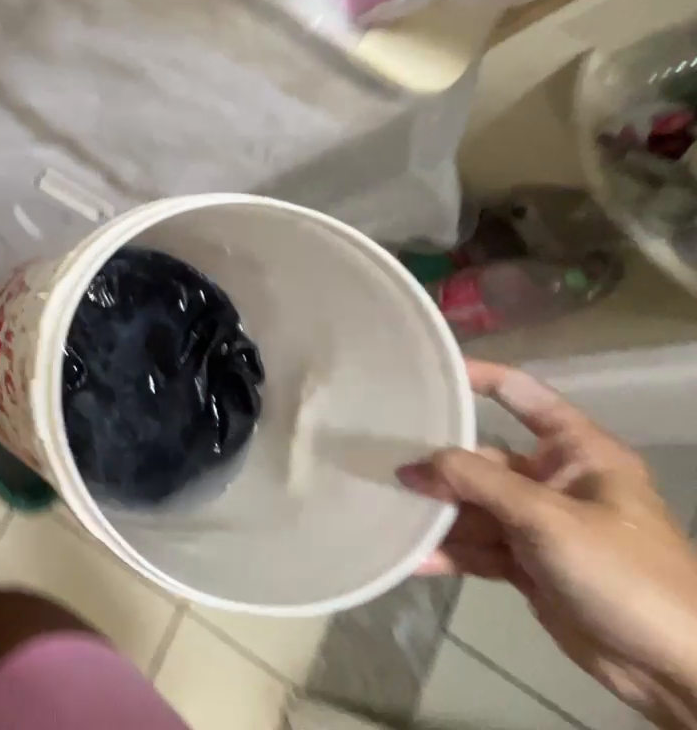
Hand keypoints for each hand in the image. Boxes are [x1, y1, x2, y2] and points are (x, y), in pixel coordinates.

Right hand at [399, 360, 696, 727]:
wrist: (679, 669)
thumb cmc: (627, 575)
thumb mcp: (547, 518)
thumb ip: (473, 481)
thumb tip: (407, 467)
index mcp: (581, 456)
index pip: (522, 396)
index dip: (476, 378)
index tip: (418, 374)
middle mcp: (557, 482)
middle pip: (479, 457)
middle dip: (433, 466)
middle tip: (377, 464)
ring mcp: (541, 525)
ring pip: (469, 505)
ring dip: (433, 514)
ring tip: (387, 515)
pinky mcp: (528, 563)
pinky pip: (474, 547)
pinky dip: (445, 552)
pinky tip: (413, 559)